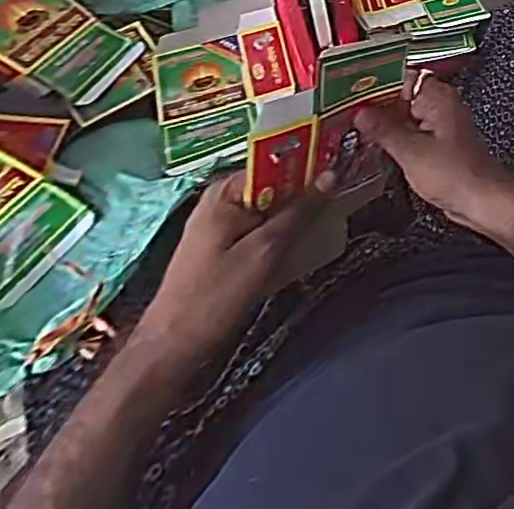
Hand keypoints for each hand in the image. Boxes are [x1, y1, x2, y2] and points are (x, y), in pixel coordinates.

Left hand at [134, 171, 327, 367]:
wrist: (170, 351)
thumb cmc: (215, 297)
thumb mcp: (265, 252)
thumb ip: (299, 211)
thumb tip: (331, 174)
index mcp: (227, 190)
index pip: (278, 162)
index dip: (311, 164)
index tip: (343, 170)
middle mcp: (222, 198)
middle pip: (276, 183)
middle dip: (306, 191)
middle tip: (342, 198)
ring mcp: (221, 221)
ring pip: (271, 206)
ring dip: (297, 213)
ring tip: (329, 218)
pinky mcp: (223, 244)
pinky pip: (262, 225)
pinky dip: (282, 231)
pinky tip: (302, 242)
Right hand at [355, 77, 512, 226]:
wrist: (482, 201)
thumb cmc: (456, 175)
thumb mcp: (411, 151)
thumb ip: (383, 129)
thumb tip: (361, 113)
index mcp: (437, 97)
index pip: (399, 77)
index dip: (373, 83)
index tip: (350, 91)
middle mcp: (440, 105)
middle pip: (400, 95)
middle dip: (374, 105)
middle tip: (345, 112)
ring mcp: (439, 124)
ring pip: (404, 114)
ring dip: (382, 122)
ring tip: (352, 128)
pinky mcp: (437, 143)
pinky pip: (410, 131)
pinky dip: (393, 136)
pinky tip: (374, 145)